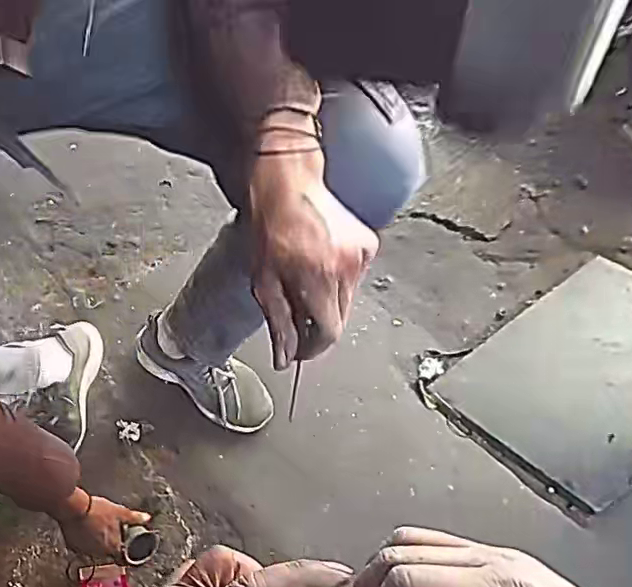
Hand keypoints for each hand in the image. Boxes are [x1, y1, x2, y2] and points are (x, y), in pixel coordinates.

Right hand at [54, 489, 150, 557]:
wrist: (74, 507)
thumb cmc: (96, 510)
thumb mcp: (119, 512)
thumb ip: (134, 517)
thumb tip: (147, 518)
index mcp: (113, 546)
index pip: (122, 559)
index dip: (124, 555)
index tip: (125, 552)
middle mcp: (99, 552)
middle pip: (108, 556)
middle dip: (111, 549)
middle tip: (111, 538)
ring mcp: (86, 551)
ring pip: (95, 553)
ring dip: (98, 546)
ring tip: (98, 533)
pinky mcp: (74, 546)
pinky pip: (82, 548)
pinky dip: (85, 543)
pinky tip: (85, 533)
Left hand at [249, 152, 378, 369]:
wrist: (289, 182)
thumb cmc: (271, 228)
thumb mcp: (263, 282)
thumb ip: (279, 324)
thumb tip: (284, 359)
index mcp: (320, 279)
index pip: (329, 334)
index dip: (313, 347)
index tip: (299, 350)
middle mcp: (346, 268)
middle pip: (339, 321)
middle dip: (317, 327)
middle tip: (296, 316)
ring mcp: (361, 255)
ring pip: (348, 303)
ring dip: (327, 304)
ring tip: (305, 285)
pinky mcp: (368, 245)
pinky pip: (354, 280)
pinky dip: (338, 283)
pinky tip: (320, 266)